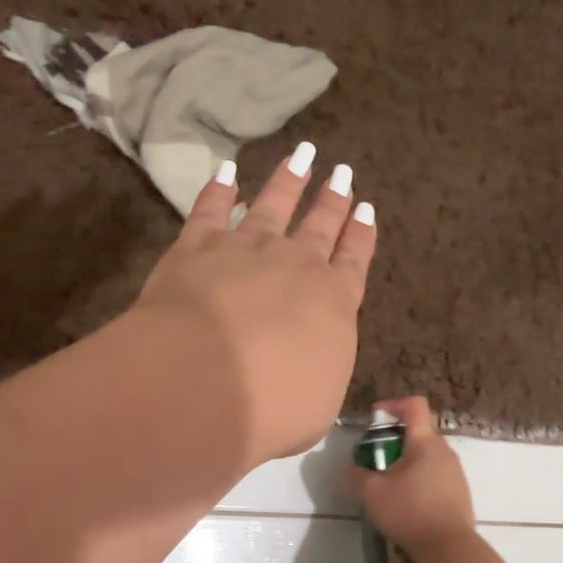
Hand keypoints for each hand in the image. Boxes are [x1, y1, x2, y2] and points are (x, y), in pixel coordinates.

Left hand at [132, 144, 376, 461]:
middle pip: (318, 227)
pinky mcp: (197, 247)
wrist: (207, 382)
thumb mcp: (316, 404)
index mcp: (334, 304)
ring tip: (302, 155)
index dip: (359, 235)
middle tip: (343, 172)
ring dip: (288, 180)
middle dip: (332, 200)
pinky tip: (226, 171)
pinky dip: (219, 189)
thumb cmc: (274, 407)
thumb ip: (316, 373)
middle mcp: (295, 266)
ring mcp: (246, 250)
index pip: (353, 262)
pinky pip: (211, 209)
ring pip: (273, 205)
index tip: (365, 208)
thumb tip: (308, 366)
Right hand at [345, 396, 476, 557]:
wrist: (449, 547)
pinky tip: (407, 504)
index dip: (393, 405)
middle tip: (375, 462)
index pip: (414, 405)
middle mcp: (444, 451)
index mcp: (424, 442)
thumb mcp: (371, 493)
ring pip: (426, 456)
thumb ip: (356, 475)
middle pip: (418, 433)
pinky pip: (435, 475)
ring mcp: (455, 472)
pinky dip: (419, 480)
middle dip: (394, 441)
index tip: (375, 419)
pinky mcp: (459, 492)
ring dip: (406, 463)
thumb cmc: (409, 512)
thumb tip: (352, 468)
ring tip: (389, 487)